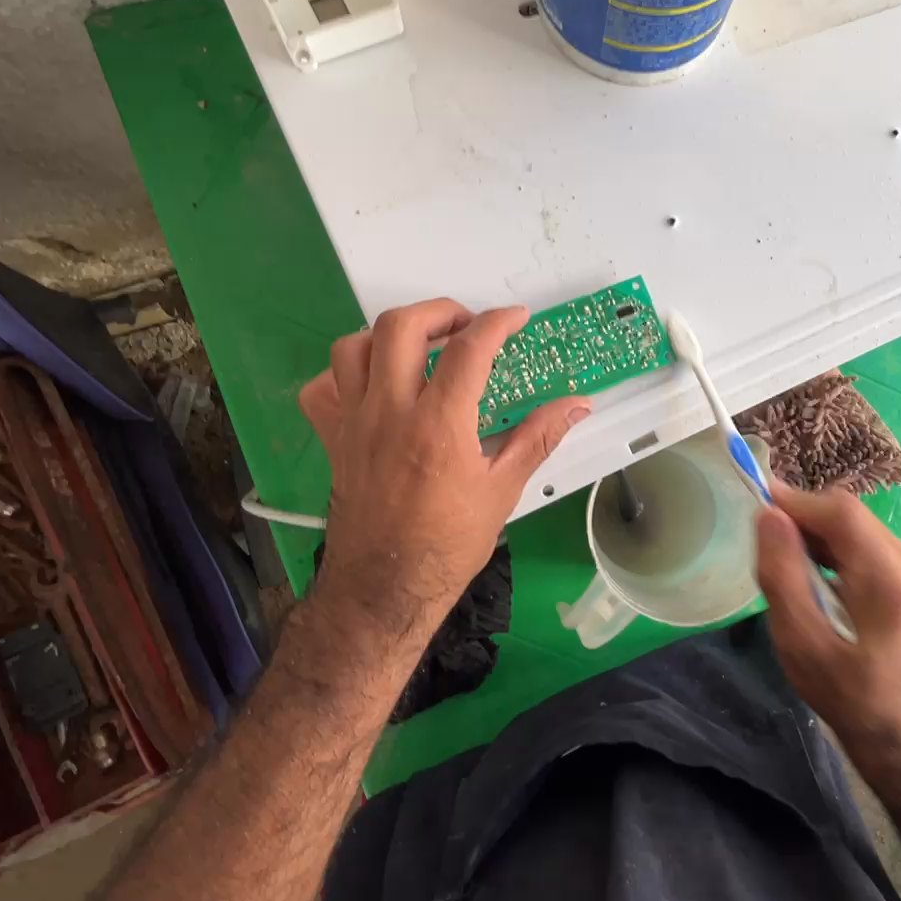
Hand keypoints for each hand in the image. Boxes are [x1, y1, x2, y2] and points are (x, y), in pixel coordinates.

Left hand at [298, 300, 589, 621]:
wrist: (385, 589)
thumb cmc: (449, 543)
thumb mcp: (504, 489)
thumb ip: (538, 436)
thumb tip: (578, 405)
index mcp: (439, 424)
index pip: (470, 349)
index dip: (497, 322)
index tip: (516, 318)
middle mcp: (390, 411)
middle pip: (400, 327)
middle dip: (438, 311)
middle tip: (466, 326)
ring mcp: (353, 423)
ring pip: (352, 346)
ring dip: (388, 335)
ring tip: (420, 348)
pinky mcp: (332, 439)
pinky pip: (321, 389)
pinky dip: (344, 375)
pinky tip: (373, 385)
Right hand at [754, 482, 900, 751]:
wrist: (890, 724)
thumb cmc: (842, 689)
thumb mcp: (800, 641)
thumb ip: (782, 575)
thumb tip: (768, 516)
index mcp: (889, 578)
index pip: (842, 513)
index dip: (797, 501)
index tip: (756, 504)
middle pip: (848, 513)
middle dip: (802, 517)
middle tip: (765, 538)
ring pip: (852, 523)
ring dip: (813, 530)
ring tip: (783, 557)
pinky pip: (858, 539)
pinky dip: (828, 544)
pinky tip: (808, 569)